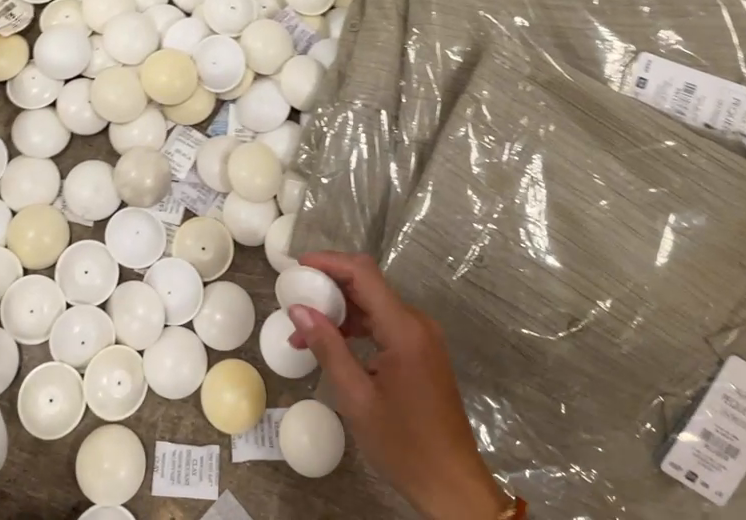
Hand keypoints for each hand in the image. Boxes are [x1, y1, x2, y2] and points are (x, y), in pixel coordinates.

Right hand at [288, 252, 511, 519]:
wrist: (451, 483)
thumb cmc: (403, 444)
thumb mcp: (356, 397)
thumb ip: (328, 347)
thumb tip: (298, 310)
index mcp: (404, 329)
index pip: (363, 274)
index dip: (329, 262)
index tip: (296, 266)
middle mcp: (417, 323)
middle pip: (369, 285)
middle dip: (329, 287)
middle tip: (294, 299)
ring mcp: (423, 338)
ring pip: (375, 305)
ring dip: (341, 312)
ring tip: (304, 332)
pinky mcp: (422, 352)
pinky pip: (385, 325)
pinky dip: (358, 328)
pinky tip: (333, 345)